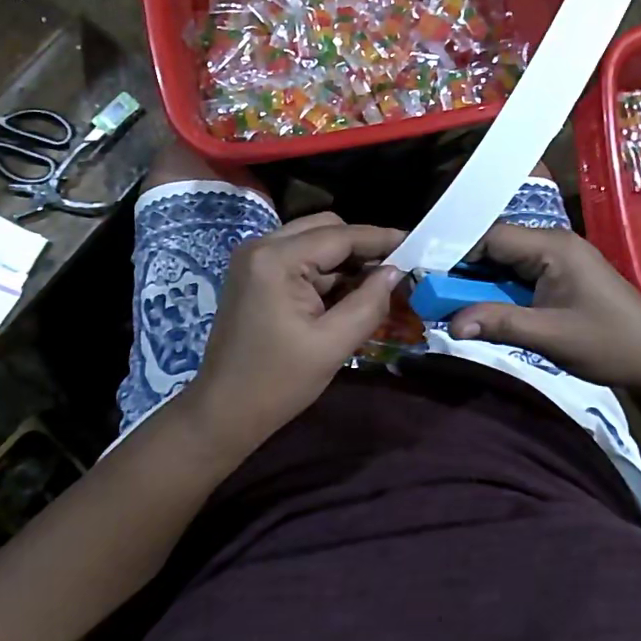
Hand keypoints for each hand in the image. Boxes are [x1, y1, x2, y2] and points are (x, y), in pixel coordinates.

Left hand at [186, 213, 405, 452]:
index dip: (380, 238)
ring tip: (377, 285)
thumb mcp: (333, 344)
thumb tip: (395, 272)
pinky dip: (324, 272)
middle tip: (395, 271)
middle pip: (325, 229)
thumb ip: (369, 302)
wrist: (224, 411)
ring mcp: (253, 259)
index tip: (416, 244)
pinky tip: (347, 294)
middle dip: (361, 248)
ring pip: (312, 242)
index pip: (339, 235)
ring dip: (344, 260)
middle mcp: (261, 246)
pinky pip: (298, 259)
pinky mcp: (253, 275)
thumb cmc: (278, 382)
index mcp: (276, 259)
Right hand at [447, 223, 640, 390]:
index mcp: (552, 245)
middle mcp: (551, 243)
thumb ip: (499, 323)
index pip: (490, 236)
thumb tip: (450, 324)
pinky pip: (515, 275)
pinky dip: (493, 289)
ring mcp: (555, 260)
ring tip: (443, 298)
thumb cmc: (610, 343)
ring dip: (475, 280)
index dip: (453, 251)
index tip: (423, 271)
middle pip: (493, 245)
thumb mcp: (551, 335)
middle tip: (428, 288)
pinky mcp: (557, 277)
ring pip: (501, 261)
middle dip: (460, 267)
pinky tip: (475, 304)